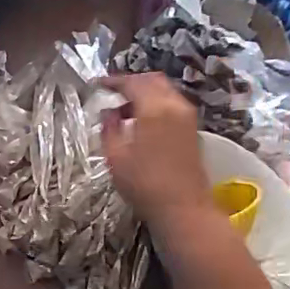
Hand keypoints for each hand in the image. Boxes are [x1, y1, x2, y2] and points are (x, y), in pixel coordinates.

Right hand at [99, 73, 211, 229]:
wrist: (182, 207)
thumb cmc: (143, 183)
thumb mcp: (115, 156)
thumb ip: (109, 128)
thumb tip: (108, 113)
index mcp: (154, 108)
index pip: (133, 83)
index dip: (113, 81)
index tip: (97, 84)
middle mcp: (175, 106)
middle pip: (153, 81)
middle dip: (132, 82)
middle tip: (112, 92)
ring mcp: (187, 117)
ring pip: (165, 92)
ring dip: (144, 94)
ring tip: (123, 110)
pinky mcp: (192, 130)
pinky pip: (171, 105)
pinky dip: (155, 104)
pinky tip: (140, 122)